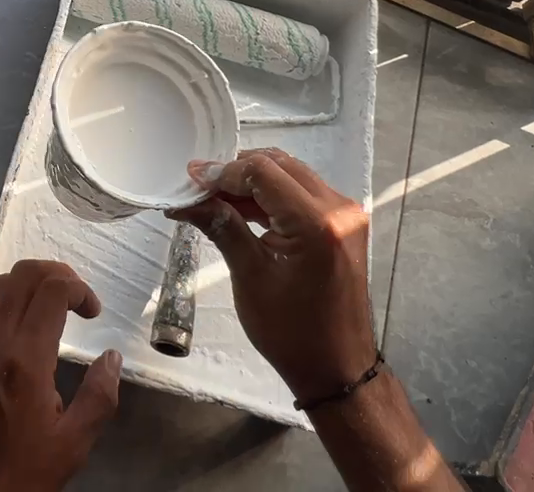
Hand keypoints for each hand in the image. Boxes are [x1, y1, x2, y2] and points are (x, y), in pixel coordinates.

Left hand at [0, 260, 122, 491]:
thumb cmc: (15, 474)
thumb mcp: (70, 447)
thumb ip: (98, 398)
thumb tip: (112, 358)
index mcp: (25, 357)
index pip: (52, 289)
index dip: (79, 288)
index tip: (93, 312)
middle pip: (25, 274)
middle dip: (58, 274)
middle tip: (77, 299)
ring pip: (0, 283)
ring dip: (30, 282)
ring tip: (51, 306)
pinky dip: (5, 296)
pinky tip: (18, 321)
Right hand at [168, 147, 377, 401]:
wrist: (338, 368)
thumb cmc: (291, 332)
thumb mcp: (250, 276)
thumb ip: (222, 226)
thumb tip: (189, 198)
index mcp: (316, 223)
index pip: (262, 172)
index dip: (223, 171)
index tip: (190, 179)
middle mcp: (337, 208)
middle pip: (278, 164)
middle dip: (236, 172)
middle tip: (199, 187)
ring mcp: (345, 214)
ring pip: (290, 174)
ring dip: (253, 181)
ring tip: (215, 197)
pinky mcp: (343, 223)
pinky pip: (302, 191)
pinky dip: (272, 194)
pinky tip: (242, 207)